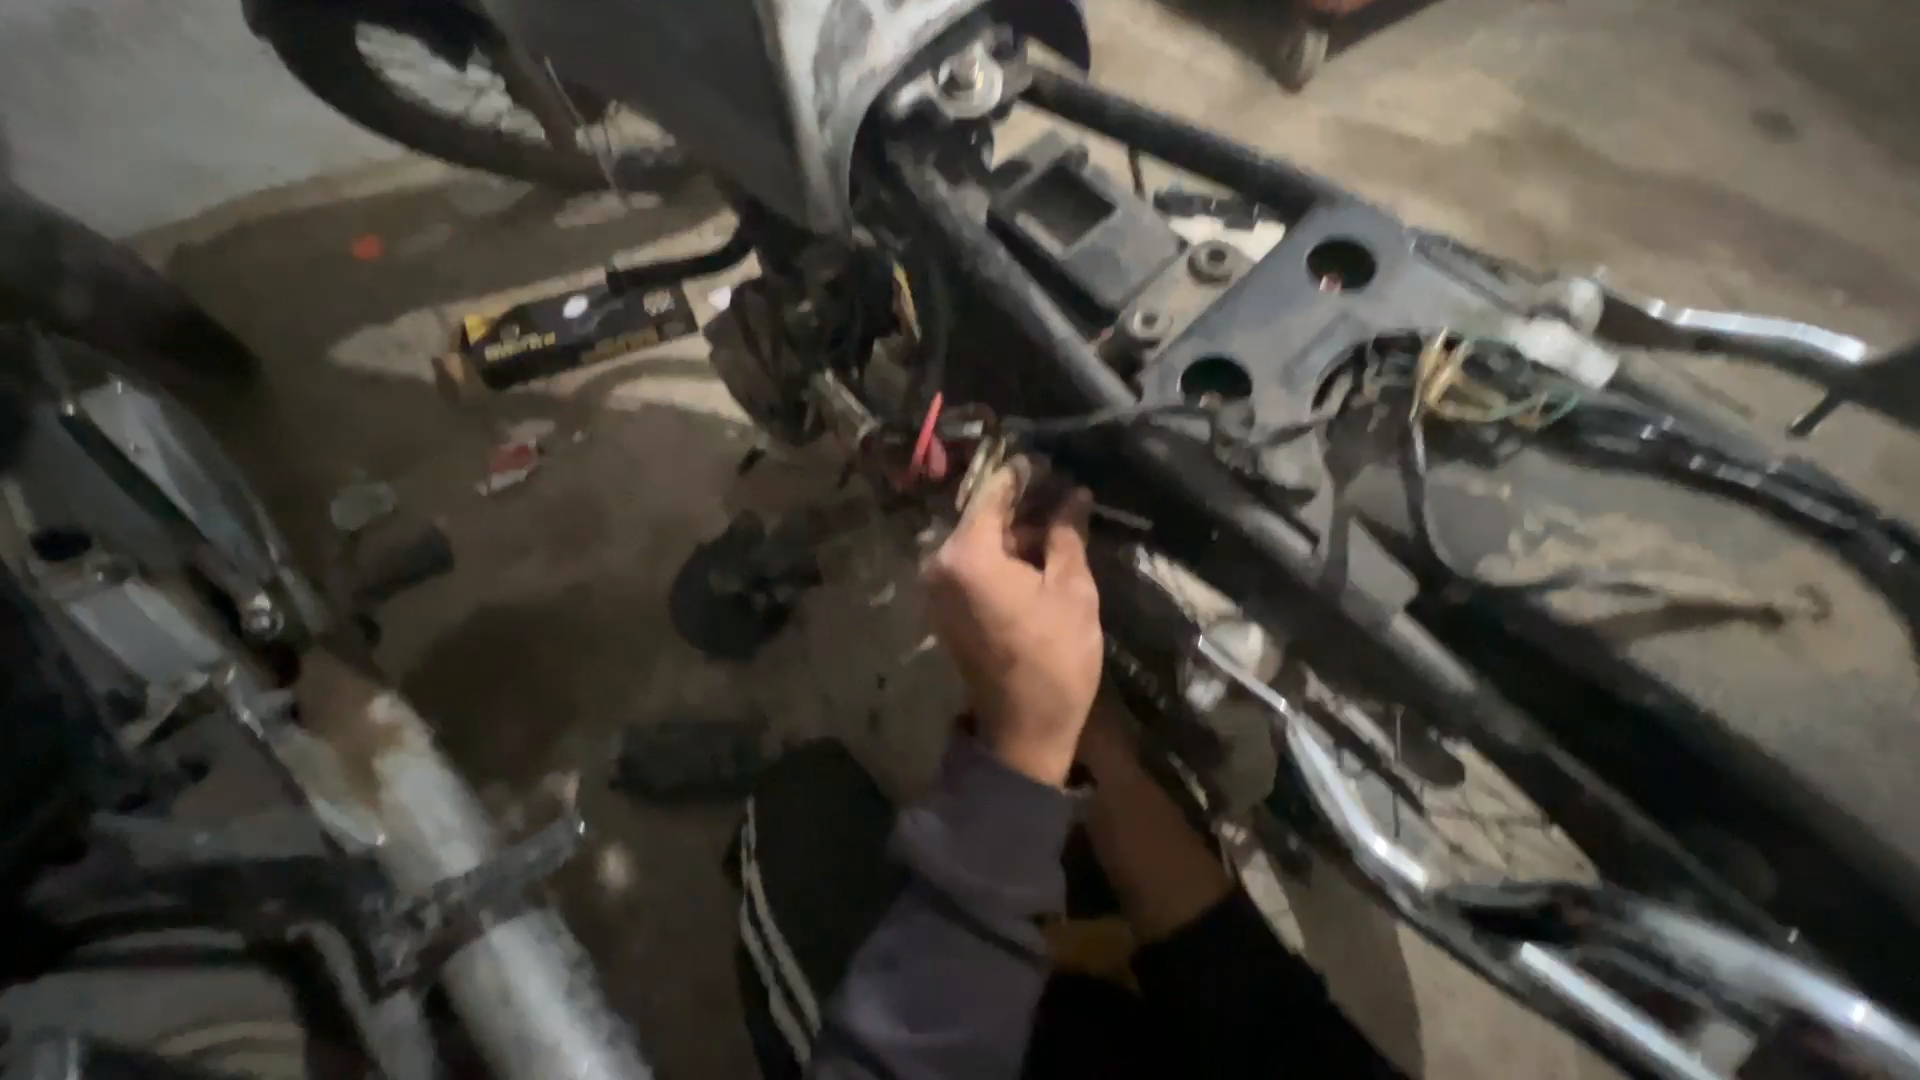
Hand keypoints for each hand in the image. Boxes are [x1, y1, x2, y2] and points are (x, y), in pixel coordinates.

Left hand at [923, 461, 1102, 786]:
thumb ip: (1066, 533)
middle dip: (1021, 500)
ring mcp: (936, 585)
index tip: (1051, 460)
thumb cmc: (1055, 657)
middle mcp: (939, 562)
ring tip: (1057, 518)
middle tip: (1061, 488)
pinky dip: (1000, 553)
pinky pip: (971, 563)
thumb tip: (1074, 494)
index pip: (994, 491)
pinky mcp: (943, 604)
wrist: (1024, 726)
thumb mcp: (1071, 588)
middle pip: (982, 514)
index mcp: (967, 554)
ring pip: (977, 539)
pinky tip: (1036, 550)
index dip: (1024, 472)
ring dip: (1013, 528)